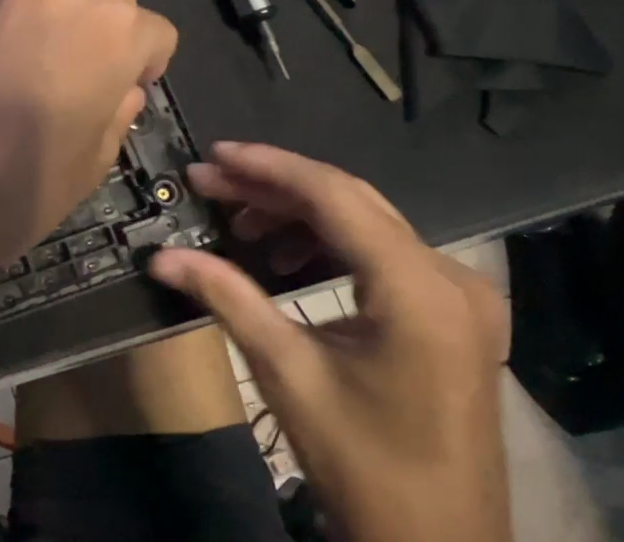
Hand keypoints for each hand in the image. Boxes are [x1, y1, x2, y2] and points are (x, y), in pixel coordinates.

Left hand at [0, 0, 176, 307]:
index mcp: (112, 35)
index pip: (156, 32)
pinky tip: (8, 23)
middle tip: (93, 60)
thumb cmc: (9, 192)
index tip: (127, 91)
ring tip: (52, 33)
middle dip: (115, 14)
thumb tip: (123, 89)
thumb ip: (117, 116)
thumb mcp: (88, 169)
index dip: (147, 66)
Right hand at [148, 143, 510, 541]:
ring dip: (301, 216)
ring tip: (240, 226)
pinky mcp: (456, 315)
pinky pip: (386, 255)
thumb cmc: (363, 465)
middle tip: (211, 185)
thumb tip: (162, 256)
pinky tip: (286, 258)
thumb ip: (227, 298)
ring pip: (368, 225)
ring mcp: (461, 296)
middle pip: (352, 203)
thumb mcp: (288, 374)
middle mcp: (452, 277)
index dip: (268, 167)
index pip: (334, 197)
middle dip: (275, 188)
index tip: (212, 157)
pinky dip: (333, 246)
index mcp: (419, 290)